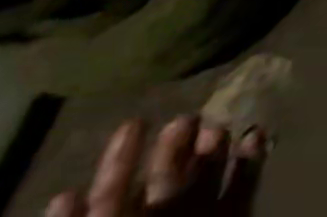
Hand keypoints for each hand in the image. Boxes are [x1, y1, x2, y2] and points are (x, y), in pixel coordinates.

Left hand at [46, 117, 263, 216]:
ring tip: (221, 125)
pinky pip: (245, 183)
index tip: (136, 122)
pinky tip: (258, 133)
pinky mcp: (236, 211)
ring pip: (207, 174)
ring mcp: (200, 211)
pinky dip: (252, 158)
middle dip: (174, 146)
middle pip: (165, 177)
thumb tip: (68, 195)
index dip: (121, 160)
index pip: (113, 191)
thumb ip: (98, 214)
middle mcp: (159, 213)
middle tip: (185, 118)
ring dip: (214, 148)